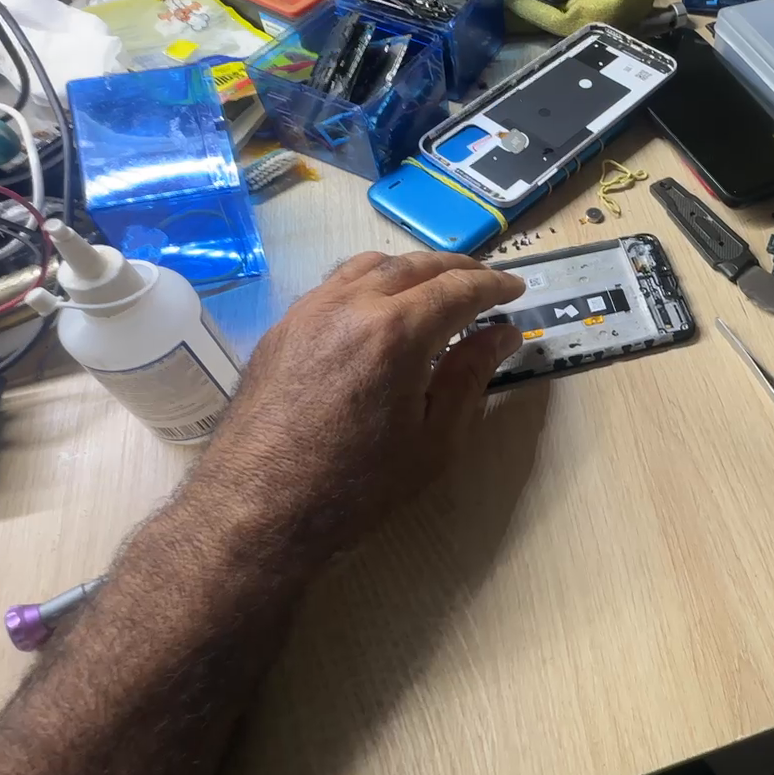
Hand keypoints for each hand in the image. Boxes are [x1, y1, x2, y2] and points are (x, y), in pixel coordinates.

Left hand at [205, 252, 523, 533]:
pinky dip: (374, 280)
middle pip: (418, 265)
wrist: (257, 510)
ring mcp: (311, 309)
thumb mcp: (435, 439)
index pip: (459, 289)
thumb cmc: (358, 485)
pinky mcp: (284, 325)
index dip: (495, 286)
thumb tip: (503, 334)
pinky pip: (337, 283)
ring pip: (373, 265)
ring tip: (438, 288)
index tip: (516, 289)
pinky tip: (382, 307)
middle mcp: (352, 304)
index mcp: (397, 332)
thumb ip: (471, 375)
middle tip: (487, 283)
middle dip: (460, 269)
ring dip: (415, 268)